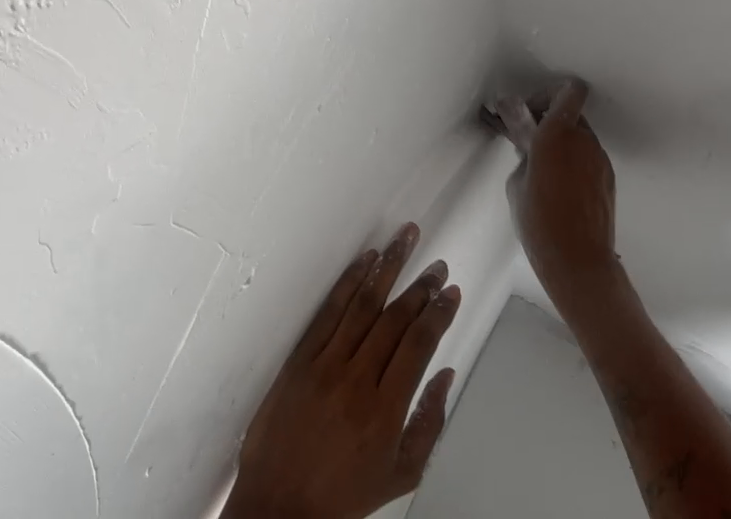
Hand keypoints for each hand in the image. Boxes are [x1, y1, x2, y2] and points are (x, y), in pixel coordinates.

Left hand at [224, 223, 461, 518]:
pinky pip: (327, 313)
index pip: (419, 344)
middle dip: (421, 287)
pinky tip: (364, 263)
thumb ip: (430, 423)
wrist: (278, 506)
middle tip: (437, 266)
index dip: (439, 313)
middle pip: (395, 318)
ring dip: (387, 268)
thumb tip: (446, 376)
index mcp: (385, 410)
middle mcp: (356, 380)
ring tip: (406, 239)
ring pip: (362, 304)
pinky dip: (347, 283)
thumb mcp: (401, 473)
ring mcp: (324, 366)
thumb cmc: (341, 496)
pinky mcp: (298, 361)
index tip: (451, 292)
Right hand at [491, 80, 618, 298]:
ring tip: (542, 172)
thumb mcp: (517, 183)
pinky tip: (559, 188)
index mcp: (557, 134)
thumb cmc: (539, 222)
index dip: (548, 95)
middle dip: (549, 120)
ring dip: (562, 143)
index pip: (568, 92)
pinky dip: (573, 161)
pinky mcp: (608, 177)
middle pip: (570, 113)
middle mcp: (583, 140)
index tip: (528, 113)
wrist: (578, 260)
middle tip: (529, 143)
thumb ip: (524, 151)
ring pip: (580, 136)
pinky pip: (588, 157)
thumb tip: (527, 141)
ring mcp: (600, 159)